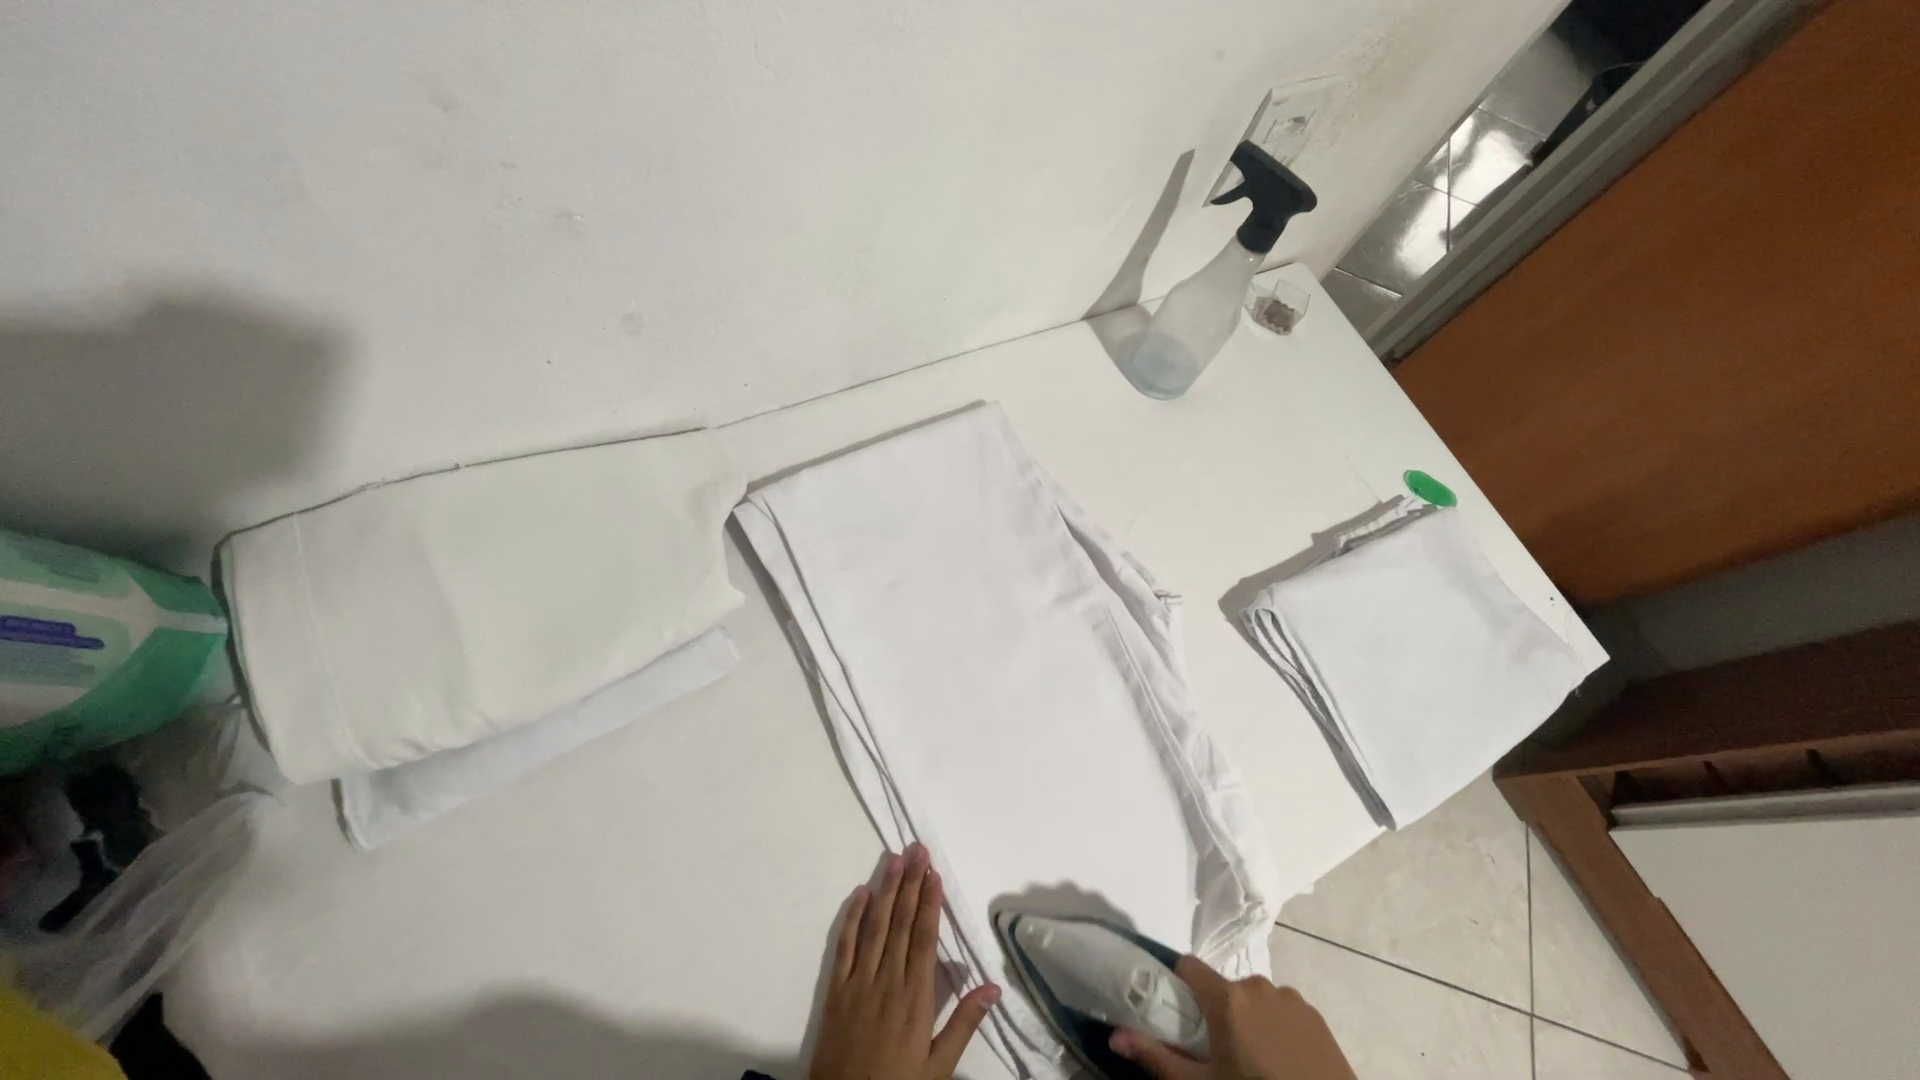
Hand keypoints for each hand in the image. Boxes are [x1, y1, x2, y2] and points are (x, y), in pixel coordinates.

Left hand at [809, 843, 999, 1079]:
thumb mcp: (938, 1066)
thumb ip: (963, 1023)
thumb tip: (993, 986)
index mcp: (915, 997)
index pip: (924, 938)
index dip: (929, 903)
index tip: (934, 873)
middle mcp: (887, 980)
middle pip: (901, 923)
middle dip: (910, 883)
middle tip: (917, 849)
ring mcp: (858, 982)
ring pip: (874, 927)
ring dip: (885, 890)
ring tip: (894, 859)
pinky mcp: (835, 990)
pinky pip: (844, 946)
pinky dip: (852, 918)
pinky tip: (861, 893)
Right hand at [1109, 955, 1355, 1079]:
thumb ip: (1157, 1057)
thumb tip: (1113, 1035)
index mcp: (1227, 997)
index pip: (1187, 966)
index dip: (1178, 986)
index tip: (1178, 1016)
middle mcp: (1257, 985)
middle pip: (1221, 987)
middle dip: (1215, 1013)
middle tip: (1217, 1054)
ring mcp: (1290, 997)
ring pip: (1253, 999)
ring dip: (1247, 1020)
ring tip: (1253, 1062)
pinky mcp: (1315, 1014)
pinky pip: (1282, 1010)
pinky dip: (1275, 1028)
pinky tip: (1281, 1062)